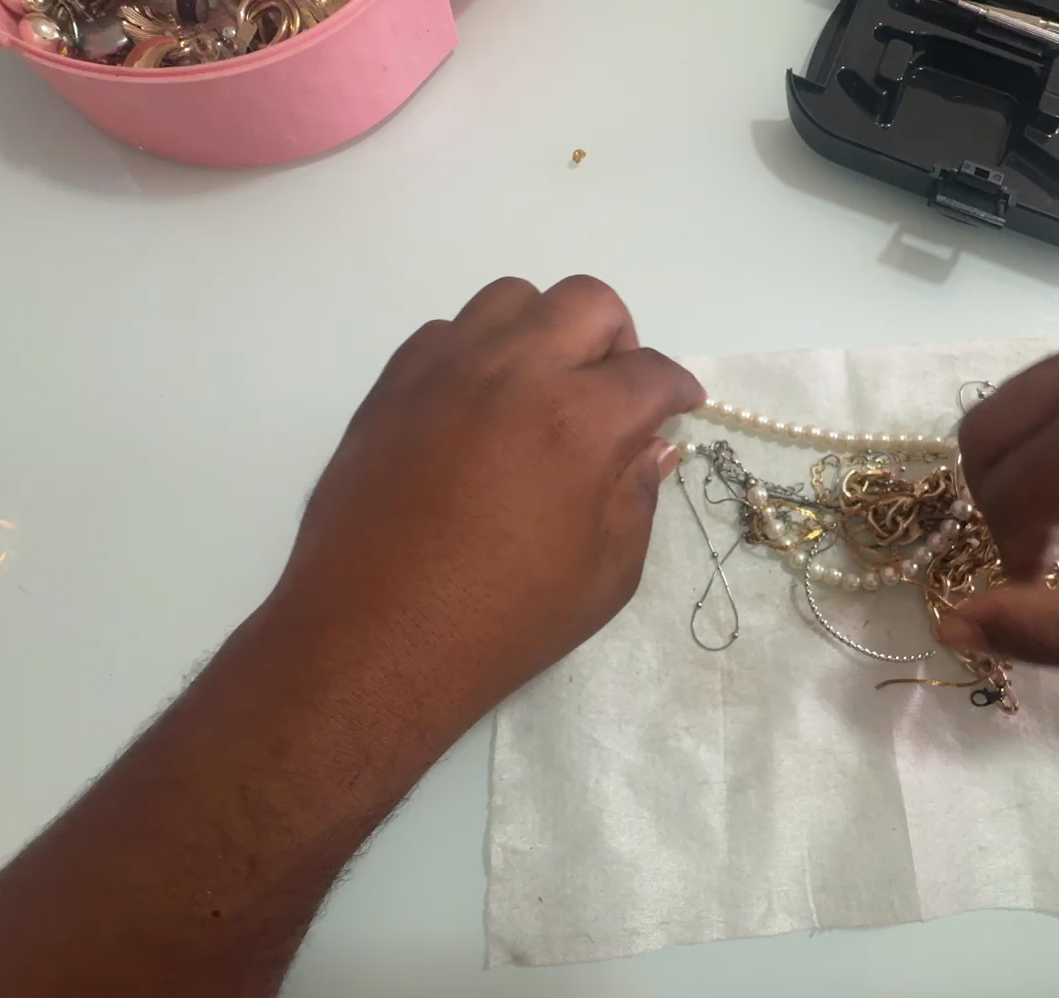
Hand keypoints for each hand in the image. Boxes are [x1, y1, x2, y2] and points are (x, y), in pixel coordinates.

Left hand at [263, 276, 703, 725]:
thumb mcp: (608, 573)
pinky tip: (482, 409)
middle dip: (620, 343)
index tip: (680, 407)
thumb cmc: (506, 618)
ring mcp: (446, 370)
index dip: (680, 388)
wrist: (377, 637)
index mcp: (580, 422)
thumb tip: (651, 447)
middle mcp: (516, 373)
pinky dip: (483, 353)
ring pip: (514, 299)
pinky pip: (450, 331)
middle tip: (613, 397)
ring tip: (544, 392)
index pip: (652, 372)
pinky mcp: (393, 384)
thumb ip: (638, 494)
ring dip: (547, 334)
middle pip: (589, 302)